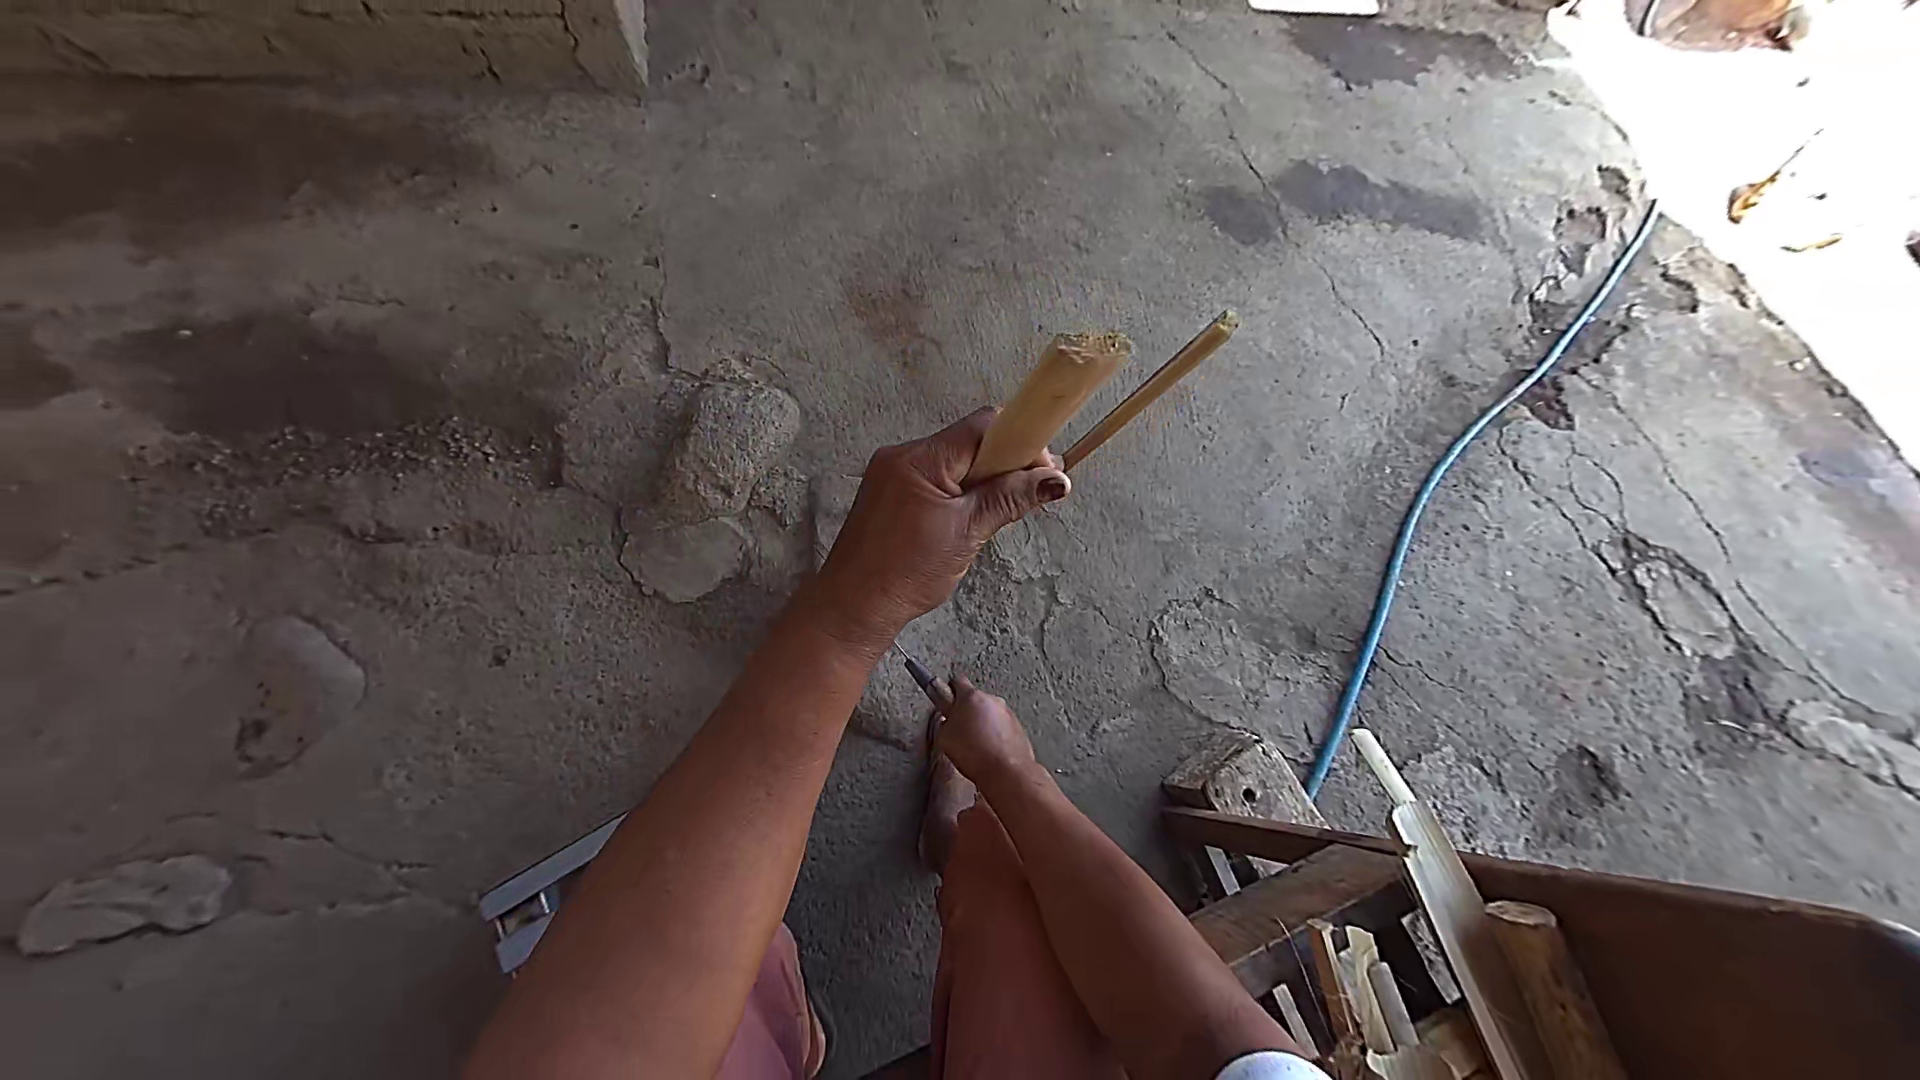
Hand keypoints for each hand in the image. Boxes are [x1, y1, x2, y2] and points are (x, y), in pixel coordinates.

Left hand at [810, 408, 1069, 645]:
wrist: (854, 606)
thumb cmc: (901, 575)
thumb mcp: (966, 533)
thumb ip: (1009, 499)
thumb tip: (1052, 480)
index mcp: (920, 460)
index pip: (983, 426)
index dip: (1020, 443)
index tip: (1043, 468)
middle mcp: (902, 456)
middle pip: (970, 441)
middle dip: (1004, 465)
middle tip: (1025, 496)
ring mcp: (893, 473)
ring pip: (956, 461)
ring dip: (982, 481)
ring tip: (991, 517)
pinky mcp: (892, 491)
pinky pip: (937, 477)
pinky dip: (960, 492)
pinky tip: (967, 519)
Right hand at [935, 676, 1038, 790]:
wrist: (1005, 771)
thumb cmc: (975, 754)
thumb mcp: (944, 738)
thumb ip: (944, 723)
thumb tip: (947, 723)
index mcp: (971, 696)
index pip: (957, 682)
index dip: (949, 690)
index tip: (946, 698)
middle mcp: (992, 700)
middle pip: (975, 699)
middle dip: (967, 711)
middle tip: (959, 729)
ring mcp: (1007, 713)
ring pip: (990, 713)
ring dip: (983, 723)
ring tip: (975, 745)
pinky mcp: (1018, 727)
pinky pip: (1002, 726)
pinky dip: (995, 734)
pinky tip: (988, 751)